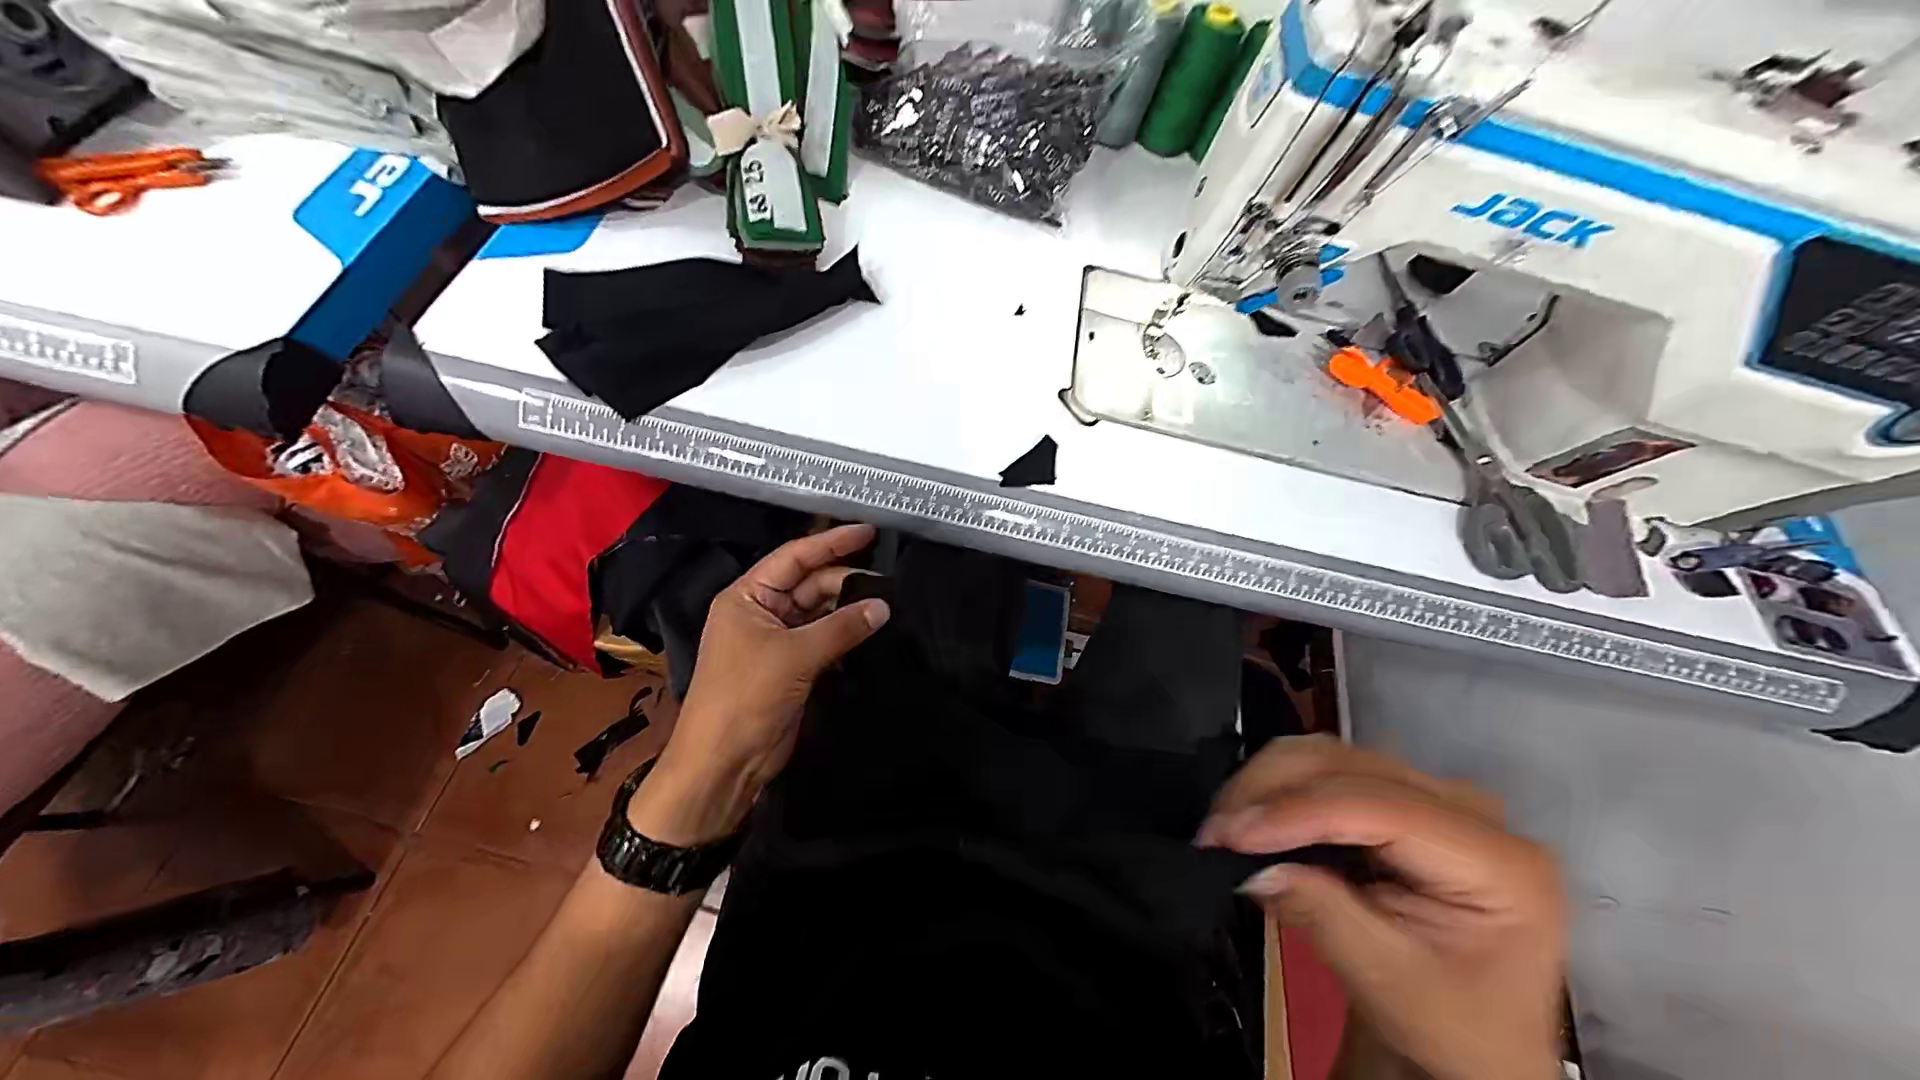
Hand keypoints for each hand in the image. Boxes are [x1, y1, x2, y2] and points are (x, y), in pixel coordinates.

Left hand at [627, 524, 888, 845]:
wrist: (723, 762)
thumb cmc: (746, 697)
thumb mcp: (794, 655)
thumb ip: (842, 627)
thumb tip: (884, 606)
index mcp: (747, 595)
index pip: (795, 557)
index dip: (832, 542)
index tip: (869, 530)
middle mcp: (761, 610)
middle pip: (811, 584)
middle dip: (847, 580)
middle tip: (888, 583)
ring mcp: (777, 639)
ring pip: (820, 612)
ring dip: (850, 609)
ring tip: (888, 604)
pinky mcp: (792, 665)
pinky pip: (824, 639)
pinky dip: (846, 634)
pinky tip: (873, 630)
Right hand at [1197, 736, 1566, 1079]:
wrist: (1472, 1037)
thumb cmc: (1451, 1024)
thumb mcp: (1391, 983)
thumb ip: (1323, 914)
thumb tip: (1251, 865)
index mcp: (1498, 860)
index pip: (1380, 807)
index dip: (1297, 812)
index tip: (1230, 835)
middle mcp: (1471, 809)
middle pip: (1350, 767)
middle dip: (1271, 789)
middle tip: (1215, 831)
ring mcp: (1434, 796)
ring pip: (1329, 756)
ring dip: (1267, 782)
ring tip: (1226, 823)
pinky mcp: (1398, 796)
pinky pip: (1325, 770)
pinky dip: (1278, 787)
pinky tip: (1252, 816)